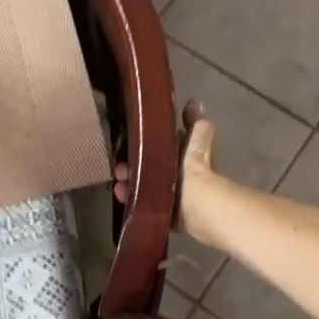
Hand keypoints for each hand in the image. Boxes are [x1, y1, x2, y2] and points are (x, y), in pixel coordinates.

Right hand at [112, 99, 219, 237]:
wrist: (199, 210)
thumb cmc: (195, 174)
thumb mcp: (195, 145)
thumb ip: (196, 129)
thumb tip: (195, 102)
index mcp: (189, 159)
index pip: (169, 147)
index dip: (151, 144)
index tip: (132, 142)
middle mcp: (183, 177)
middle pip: (155, 169)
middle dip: (135, 167)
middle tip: (119, 169)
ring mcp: (177, 197)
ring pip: (149, 188)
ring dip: (132, 185)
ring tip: (118, 187)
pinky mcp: (171, 216)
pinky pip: (150, 207)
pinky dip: (136, 203)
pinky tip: (123, 199)